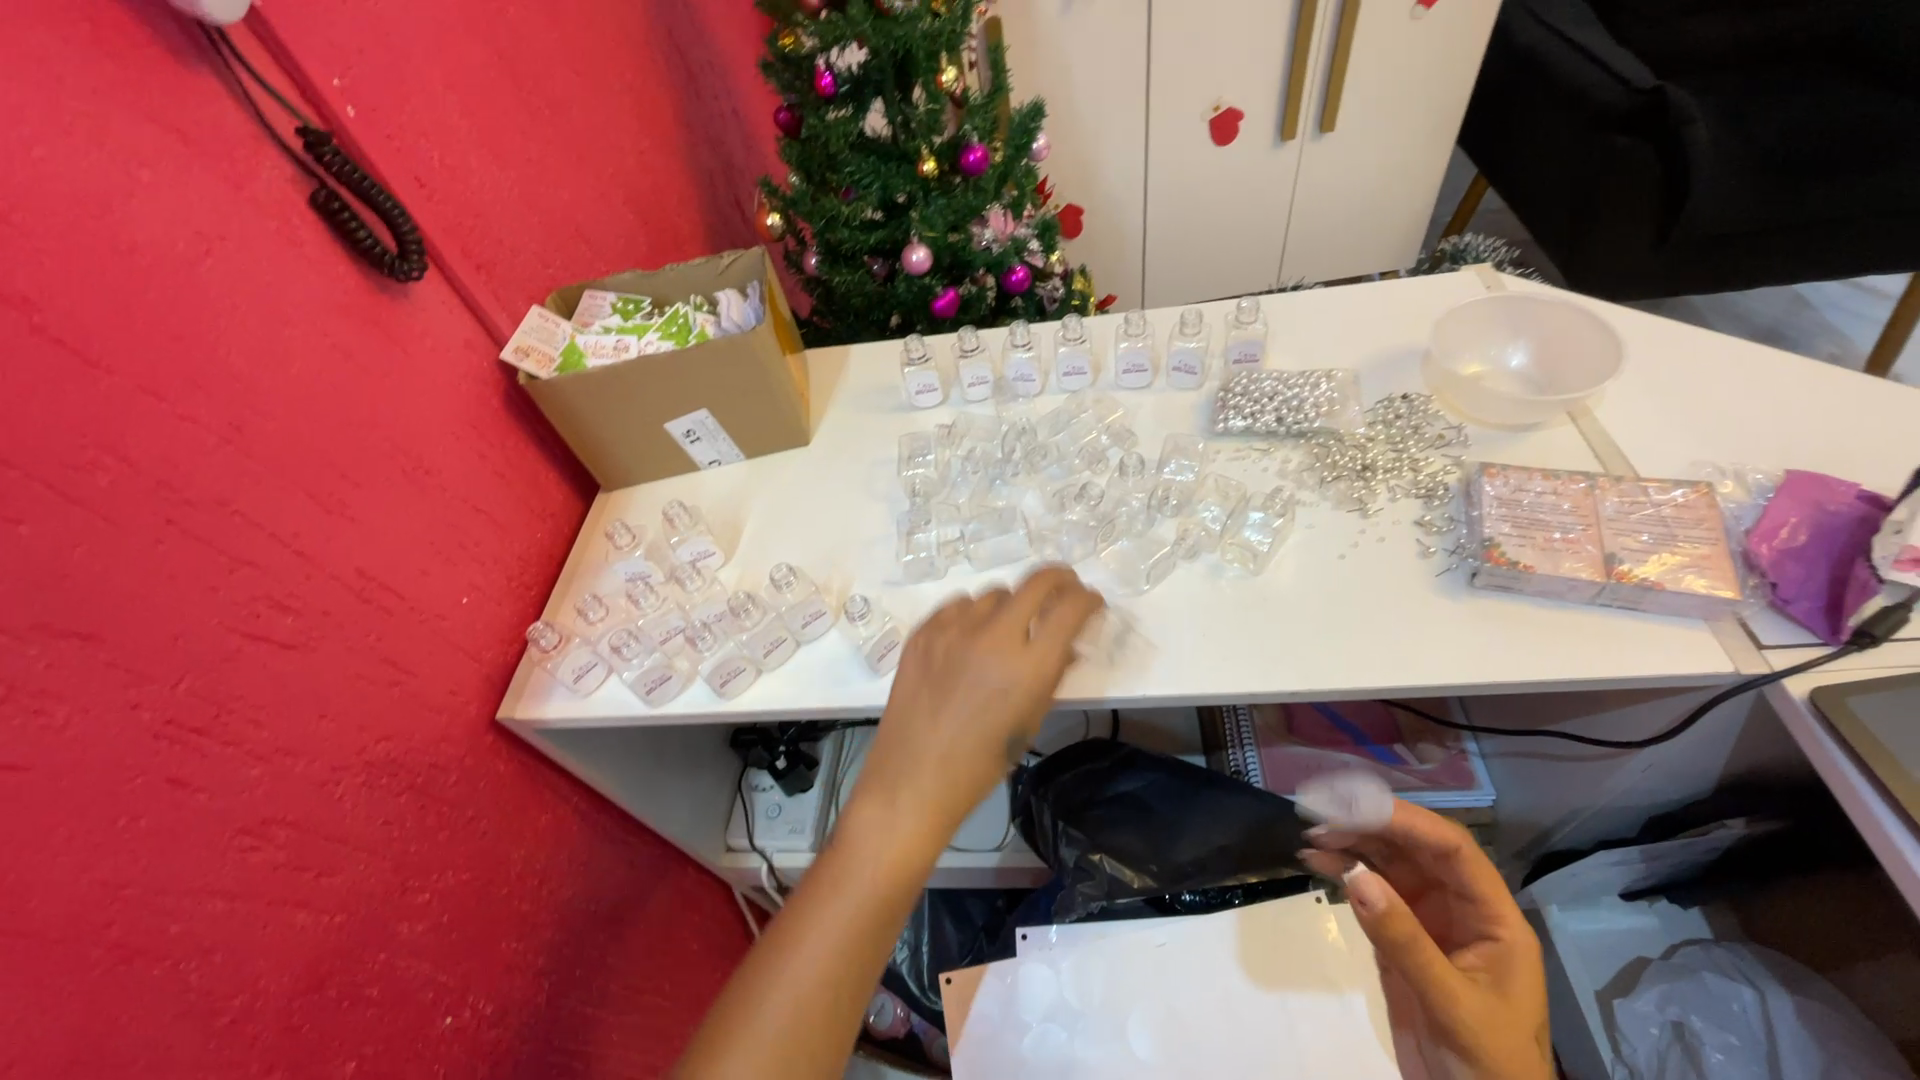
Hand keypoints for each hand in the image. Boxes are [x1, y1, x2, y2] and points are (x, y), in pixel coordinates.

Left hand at [845, 566, 1103, 851]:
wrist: (914, 777)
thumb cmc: (982, 762)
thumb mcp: (1030, 720)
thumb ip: (1051, 675)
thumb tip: (1065, 646)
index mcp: (1028, 667)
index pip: (1071, 609)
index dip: (1088, 599)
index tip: (1091, 601)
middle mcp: (994, 637)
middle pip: (1037, 582)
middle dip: (1060, 579)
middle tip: (1066, 588)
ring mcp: (953, 630)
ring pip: (994, 593)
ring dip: (1011, 604)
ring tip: (1010, 626)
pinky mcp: (923, 632)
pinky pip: (958, 605)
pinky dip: (973, 614)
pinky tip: (972, 636)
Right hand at [1301, 801, 1551, 1079]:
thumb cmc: (1491, 1065)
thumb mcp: (1452, 1006)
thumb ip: (1405, 941)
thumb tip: (1356, 877)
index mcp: (1493, 918)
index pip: (1452, 850)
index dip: (1405, 821)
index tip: (1354, 808)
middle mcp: (1462, 909)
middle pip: (1416, 850)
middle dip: (1370, 828)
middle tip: (1319, 818)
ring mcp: (1430, 923)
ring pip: (1390, 866)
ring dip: (1352, 846)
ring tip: (1310, 838)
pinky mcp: (1402, 940)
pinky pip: (1372, 894)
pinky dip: (1344, 875)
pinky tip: (1316, 864)